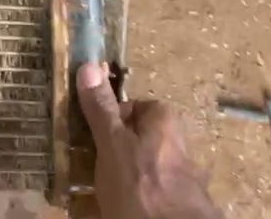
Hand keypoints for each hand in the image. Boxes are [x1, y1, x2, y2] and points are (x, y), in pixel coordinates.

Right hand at [77, 63, 221, 218]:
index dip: (108, 124)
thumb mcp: (112, 143)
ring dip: (124, 181)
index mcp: (165, 120)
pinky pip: (150, 196)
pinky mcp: (179, 207)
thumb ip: (101, 109)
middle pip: (136, 140)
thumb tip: (88, 65)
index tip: (91, 141)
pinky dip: (136, 201)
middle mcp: (178, 144)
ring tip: (102, 194)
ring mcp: (181, 180)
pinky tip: (119, 209)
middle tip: (93, 170)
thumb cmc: (141, 183)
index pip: (130, 108)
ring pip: (143, 171)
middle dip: (116, 154)